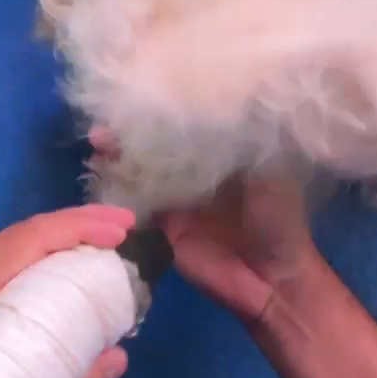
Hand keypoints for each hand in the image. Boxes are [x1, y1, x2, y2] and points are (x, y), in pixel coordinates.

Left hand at [0, 204, 137, 377]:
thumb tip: (116, 359)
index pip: (36, 234)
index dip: (82, 225)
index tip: (123, 229)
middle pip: (33, 232)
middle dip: (81, 228)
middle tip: (124, 232)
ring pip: (23, 245)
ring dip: (65, 243)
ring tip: (106, 248)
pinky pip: (12, 264)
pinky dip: (45, 262)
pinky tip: (69, 274)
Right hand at [87, 127, 320, 327]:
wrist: (274, 280)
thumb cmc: (278, 219)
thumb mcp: (269, 172)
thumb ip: (239, 143)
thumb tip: (214, 104)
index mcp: (215, 153)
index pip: (179, 125)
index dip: (156, 111)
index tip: (134, 97)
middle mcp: (189, 171)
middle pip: (151, 144)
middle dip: (127, 132)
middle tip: (106, 124)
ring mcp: (172, 198)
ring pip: (137, 169)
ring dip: (116, 156)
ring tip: (98, 144)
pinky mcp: (160, 226)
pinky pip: (134, 204)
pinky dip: (116, 189)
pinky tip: (100, 176)